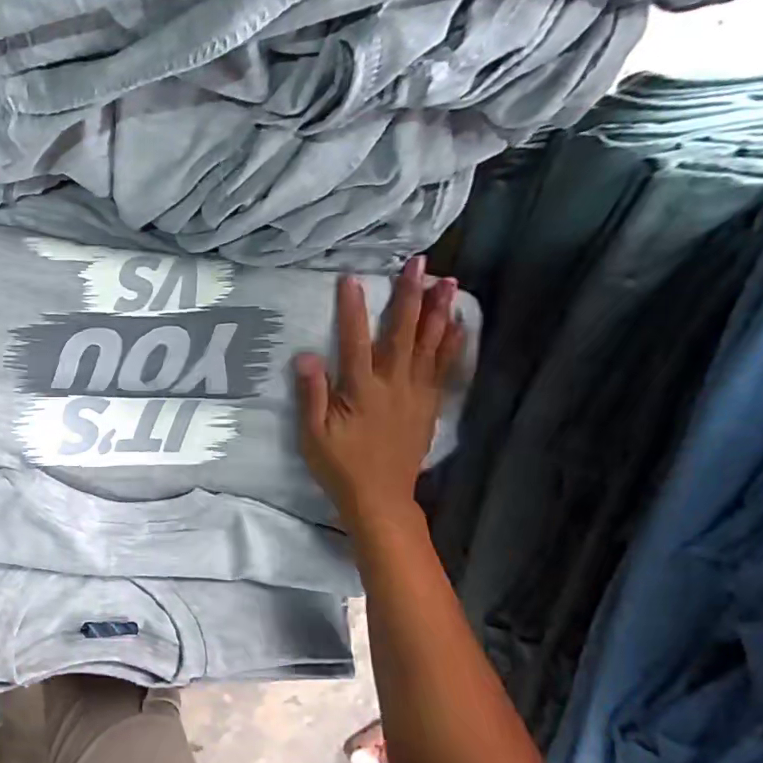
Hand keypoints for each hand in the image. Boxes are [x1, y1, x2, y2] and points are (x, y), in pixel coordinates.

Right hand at [294, 256, 464, 532]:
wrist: (381, 498)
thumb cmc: (340, 467)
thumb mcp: (313, 435)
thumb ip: (312, 394)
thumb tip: (306, 356)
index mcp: (361, 391)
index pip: (355, 341)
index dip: (352, 308)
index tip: (352, 278)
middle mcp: (393, 385)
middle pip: (403, 333)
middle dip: (410, 296)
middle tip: (419, 265)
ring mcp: (416, 394)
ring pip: (429, 345)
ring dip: (438, 311)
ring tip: (449, 281)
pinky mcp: (429, 405)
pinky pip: (444, 367)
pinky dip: (452, 343)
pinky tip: (457, 323)